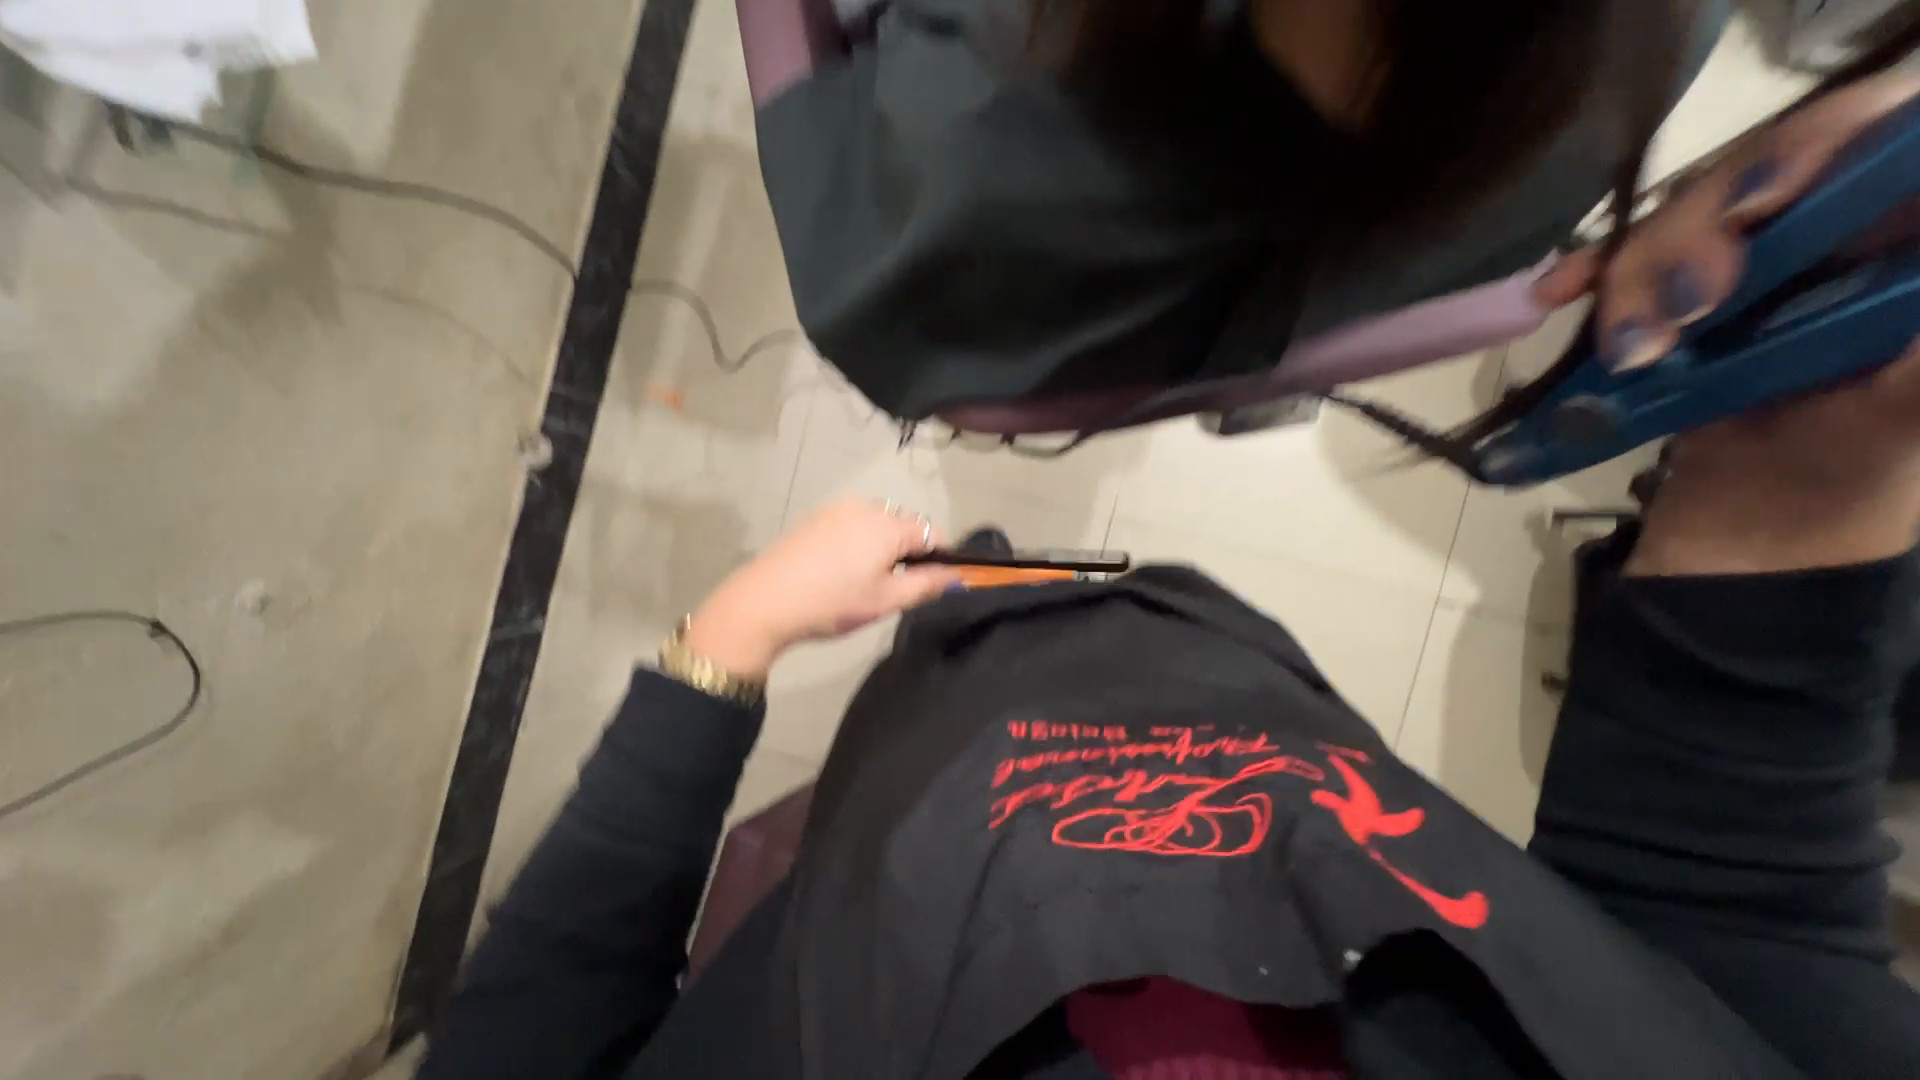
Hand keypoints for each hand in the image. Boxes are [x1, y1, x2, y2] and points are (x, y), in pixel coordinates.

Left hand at [682, 499, 964, 677]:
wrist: (764, 602)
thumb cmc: (833, 603)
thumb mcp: (886, 600)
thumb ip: (927, 584)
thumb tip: (959, 576)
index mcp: (888, 524)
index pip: (933, 533)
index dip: (941, 558)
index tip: (931, 585)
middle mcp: (865, 506)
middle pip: (905, 526)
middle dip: (909, 553)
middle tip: (894, 589)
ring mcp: (836, 509)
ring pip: (878, 525)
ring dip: (883, 548)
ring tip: (865, 583)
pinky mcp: (815, 518)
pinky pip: (853, 525)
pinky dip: (859, 544)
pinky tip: (841, 572)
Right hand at [1526, 67, 1919, 574]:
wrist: (1748, 536)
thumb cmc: (1849, 477)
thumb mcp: (1908, 408)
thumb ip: (1916, 335)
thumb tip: (1910, 250)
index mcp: (1909, 244)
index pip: (1890, 135)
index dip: (1829, 141)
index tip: (1763, 204)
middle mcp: (1841, 231)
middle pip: (1768, 166)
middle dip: (1707, 228)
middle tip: (1684, 306)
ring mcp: (1749, 261)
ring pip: (1684, 212)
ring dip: (1638, 272)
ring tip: (1626, 347)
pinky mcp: (1675, 296)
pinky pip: (1625, 257)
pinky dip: (1587, 269)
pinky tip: (1555, 293)